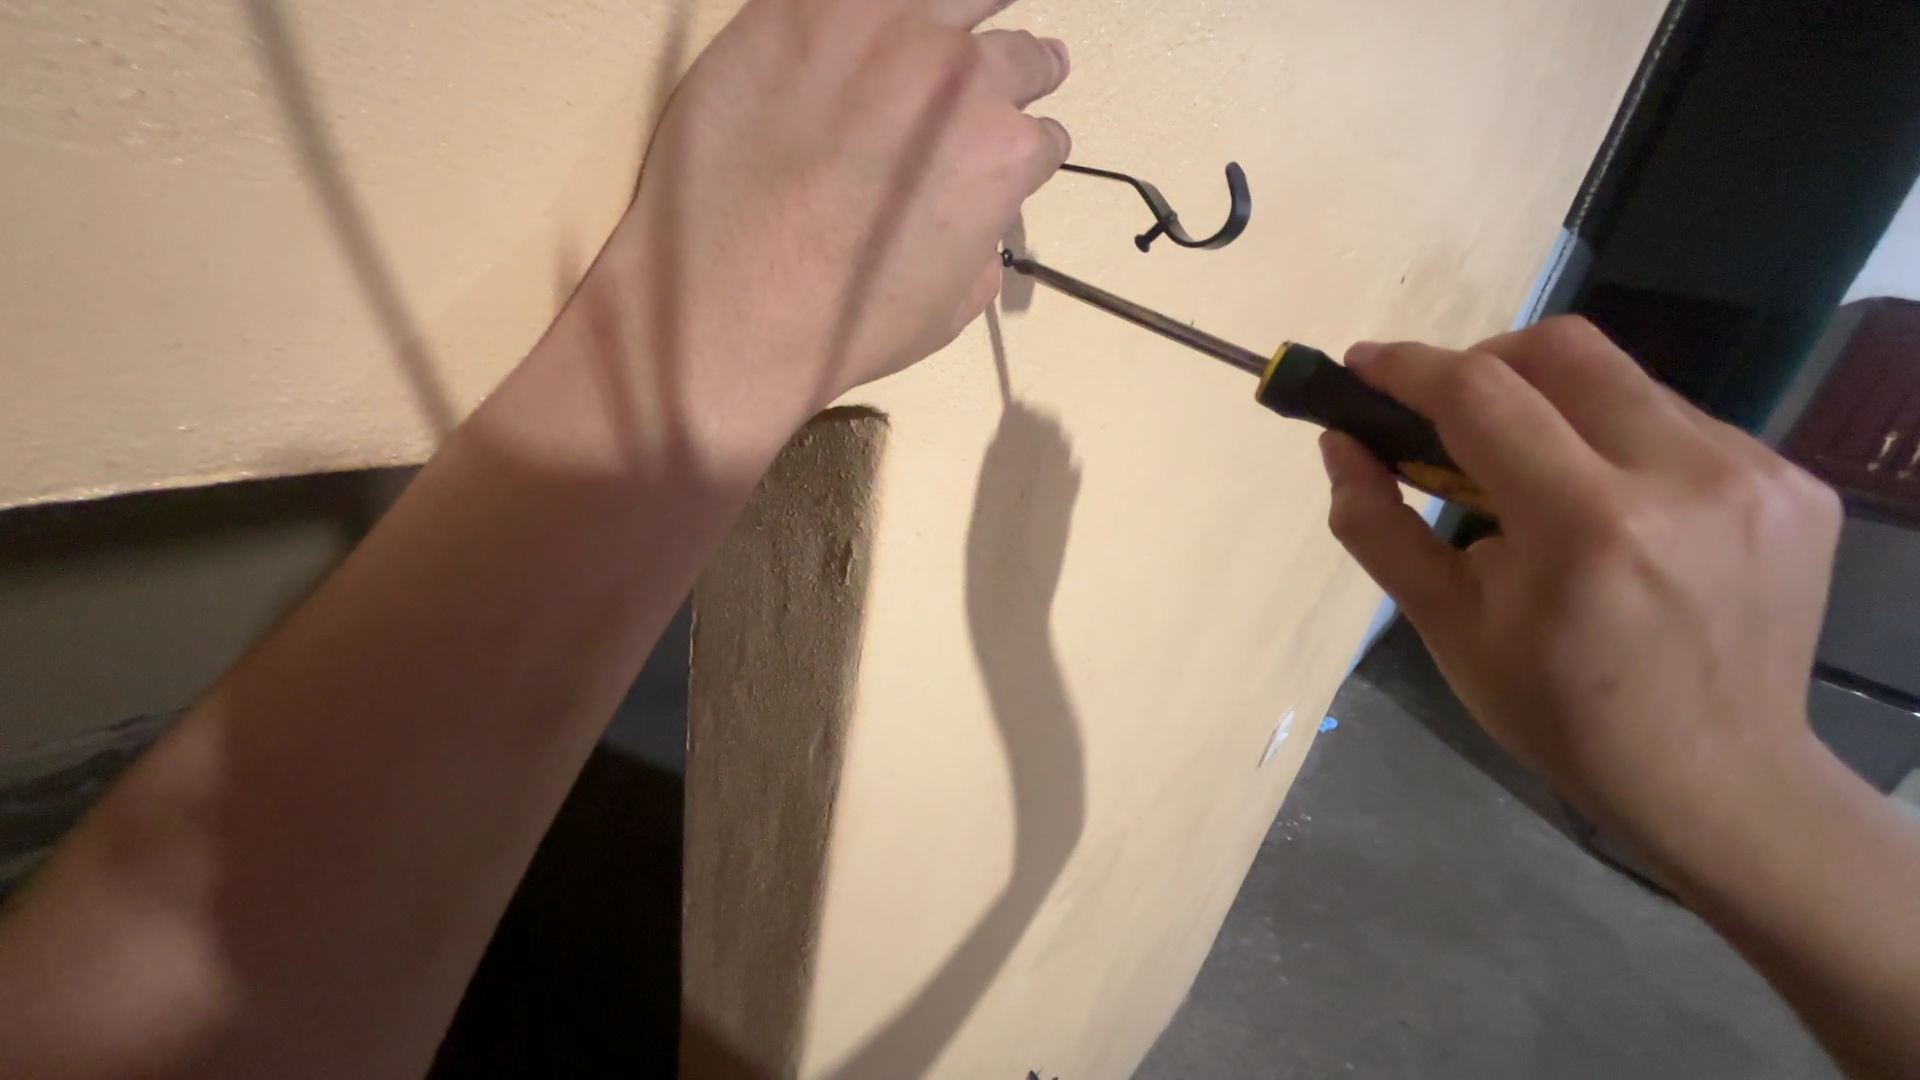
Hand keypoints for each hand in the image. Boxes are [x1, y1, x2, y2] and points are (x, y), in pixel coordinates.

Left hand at [591, 0, 1071, 464]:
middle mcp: (959, 74)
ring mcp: (880, 28)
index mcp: (1003, 154)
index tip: (1024, 152)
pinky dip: (880, 6)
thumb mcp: (947, 311)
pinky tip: (882, 16)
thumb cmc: (846, 329)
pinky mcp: (799, 7)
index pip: (1044, 138)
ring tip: (974, 10)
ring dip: (975, 6)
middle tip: (1029, 68)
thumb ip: (980, 247)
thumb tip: (979, 222)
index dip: (1035, 150)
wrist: (729, 305)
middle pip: (1016, 57)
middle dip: (1029, 70)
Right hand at [1319, 316, 1842, 864]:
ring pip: (1619, 377)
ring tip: (1516, 469)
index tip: (1361, 365)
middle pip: (1560, 351)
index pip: (1481, 396)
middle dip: (1478, 364)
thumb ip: (1376, 524)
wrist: (1714, 775)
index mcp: (1586, 526)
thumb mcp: (1440, 621)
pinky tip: (1592, 498)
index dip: (1408, 368)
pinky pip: (1671, 417)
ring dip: (1541, 401)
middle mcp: (1686, 477)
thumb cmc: (1552, 707)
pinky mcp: (1799, 481)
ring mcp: (1757, 474)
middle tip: (1438, 416)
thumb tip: (1338, 444)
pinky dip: (1603, 435)